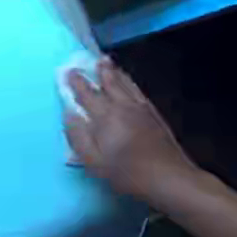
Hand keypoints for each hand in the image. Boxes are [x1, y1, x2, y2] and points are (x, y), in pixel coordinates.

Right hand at [63, 59, 196, 201]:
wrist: (169, 177)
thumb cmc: (126, 173)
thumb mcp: (93, 160)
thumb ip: (77, 135)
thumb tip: (68, 113)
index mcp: (105, 116)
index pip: (87, 93)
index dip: (77, 82)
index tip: (69, 71)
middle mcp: (123, 106)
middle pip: (110, 83)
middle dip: (100, 70)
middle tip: (95, 59)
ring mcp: (141, 109)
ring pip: (126, 84)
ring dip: (116, 73)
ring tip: (109, 64)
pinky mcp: (154, 115)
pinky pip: (138, 91)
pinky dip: (130, 83)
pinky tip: (130, 85)